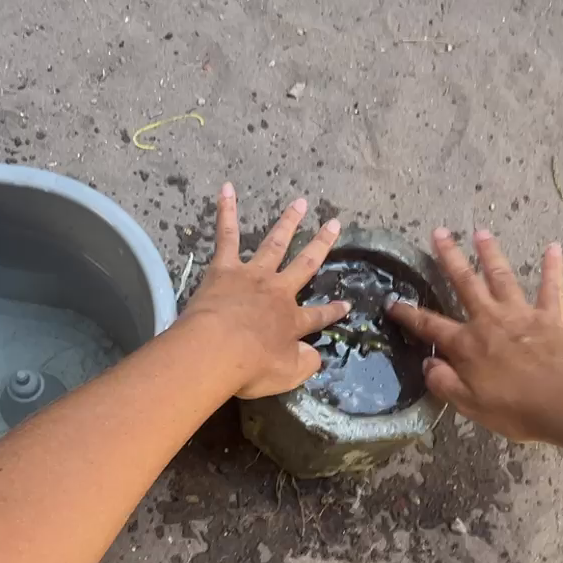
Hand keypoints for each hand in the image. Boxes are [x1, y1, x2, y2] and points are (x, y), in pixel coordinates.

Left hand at [178, 184, 349, 398]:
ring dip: (288, 222)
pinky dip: (226, 211)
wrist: (217, 349)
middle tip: (334, 223)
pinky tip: (226, 189)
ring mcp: (253, 275)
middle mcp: (278, 291)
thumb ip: (305, 364)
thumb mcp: (288, 374)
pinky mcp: (225, 268)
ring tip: (299, 202)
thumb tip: (316, 356)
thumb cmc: (251, 367)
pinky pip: (227, 235)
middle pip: (304, 265)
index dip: (333, 311)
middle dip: (321, 245)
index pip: (318, 316)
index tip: (346, 304)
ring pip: (274, 243)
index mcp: (293, 321)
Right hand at [385, 227, 562, 442]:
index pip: (429, 325)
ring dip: (490, 253)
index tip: (392, 301)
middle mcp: (489, 321)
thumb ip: (444, 383)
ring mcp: (521, 315)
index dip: (408, 314)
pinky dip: (552, 267)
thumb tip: (428, 363)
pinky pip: (551, 288)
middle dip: (449, 258)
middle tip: (439, 233)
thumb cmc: (517, 409)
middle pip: (464, 283)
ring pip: (501, 277)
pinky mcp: (551, 318)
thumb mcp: (469, 405)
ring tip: (481, 232)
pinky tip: (553, 248)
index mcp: (466, 345)